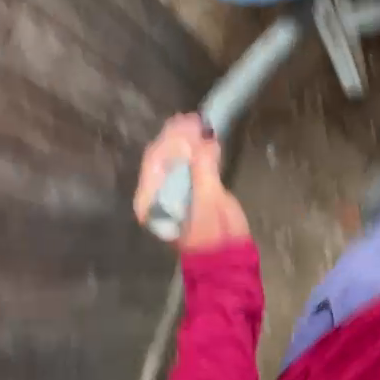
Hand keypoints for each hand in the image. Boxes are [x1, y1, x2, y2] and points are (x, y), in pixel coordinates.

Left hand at [132, 115, 250, 252]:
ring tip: (200, 124)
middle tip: (195, 118)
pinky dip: (195, 154)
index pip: (156, 160)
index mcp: (151, 201)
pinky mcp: (187, 195)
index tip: (190, 122)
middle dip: (178, 136)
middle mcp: (155, 197)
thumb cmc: (216, 236)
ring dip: (186, 142)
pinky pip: (187, 169)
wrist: (228, 261)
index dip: (172, 138)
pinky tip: (205, 141)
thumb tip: (204, 140)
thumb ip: (204, 170)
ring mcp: (170, 196)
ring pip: (174, 161)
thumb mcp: (209, 202)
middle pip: (163, 158)